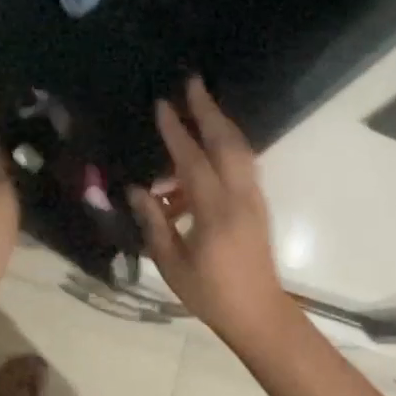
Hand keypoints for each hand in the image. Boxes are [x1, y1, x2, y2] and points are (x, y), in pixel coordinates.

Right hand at [130, 78, 292, 334]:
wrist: (259, 313)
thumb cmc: (210, 295)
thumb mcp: (172, 265)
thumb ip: (154, 224)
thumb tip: (137, 189)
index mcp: (215, 214)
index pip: (193, 162)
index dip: (177, 133)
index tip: (163, 106)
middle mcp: (239, 198)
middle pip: (226, 143)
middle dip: (208, 110)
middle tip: (193, 82)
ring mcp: (254, 199)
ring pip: (240, 149)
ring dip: (221, 122)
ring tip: (202, 102)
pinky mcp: (259, 204)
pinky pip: (244, 163)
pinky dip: (229, 143)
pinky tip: (213, 140)